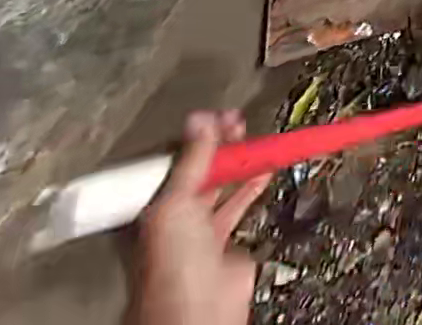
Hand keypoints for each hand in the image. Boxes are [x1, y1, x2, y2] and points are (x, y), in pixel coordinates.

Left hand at [123, 111, 271, 324]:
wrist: (200, 319)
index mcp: (157, 204)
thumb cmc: (175, 267)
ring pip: (222, 184)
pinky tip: (264, 169)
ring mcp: (202, 230)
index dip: (198, 136)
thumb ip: (192, 161)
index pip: (177, 159)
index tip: (217, 116)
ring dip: (239, 161)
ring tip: (255, 139)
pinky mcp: (227, 244)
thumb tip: (200, 120)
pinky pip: (240, 204)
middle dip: (220, 144)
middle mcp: (177, 215)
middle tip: (239, 122)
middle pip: (201, 168)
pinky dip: (253, 185)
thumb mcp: (177, 203)